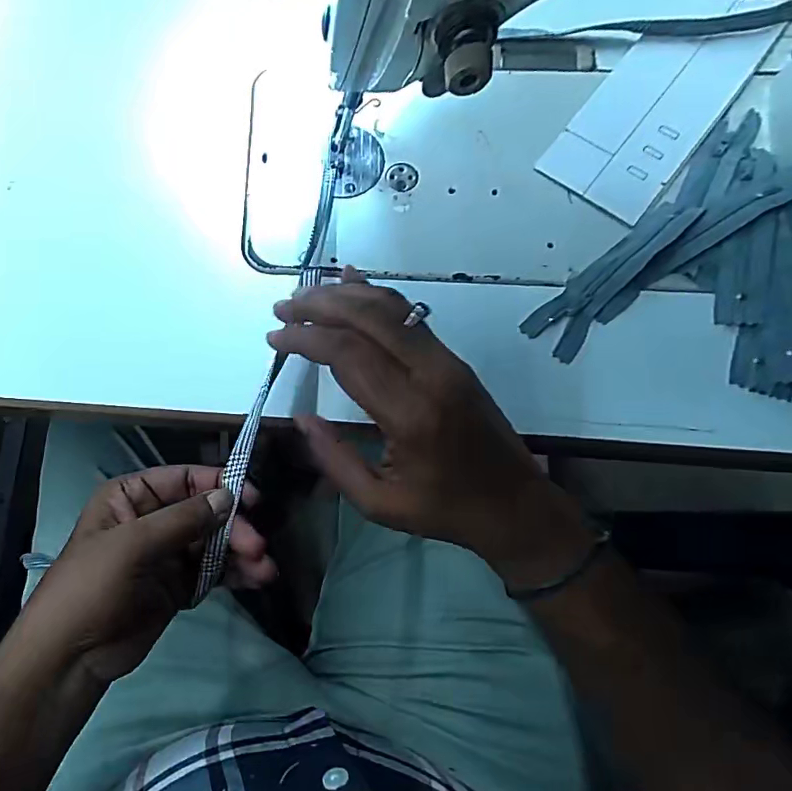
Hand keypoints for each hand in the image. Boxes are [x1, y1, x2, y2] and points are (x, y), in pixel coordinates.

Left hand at [17, 466, 271, 684]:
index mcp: (129, 497)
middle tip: (257, 548)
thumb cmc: (91, 585)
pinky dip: (233, 574)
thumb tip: (227, 497)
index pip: (181, 479)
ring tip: (265, 570)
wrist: (71, 653)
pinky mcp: (174, 588)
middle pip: (202, 512)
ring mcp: (163, 556)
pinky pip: (210, 573)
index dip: (217, 484)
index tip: (253, 499)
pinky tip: (255, 580)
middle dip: (232, 527)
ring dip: (239, 553)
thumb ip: (181, 520)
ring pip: (211, 544)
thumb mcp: (132, 544)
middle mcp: (149, 520)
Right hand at [267, 268, 592, 586]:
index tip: (274, 339)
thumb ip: (333, 459)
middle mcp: (432, 376)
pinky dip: (376, 295)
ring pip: (392, 308)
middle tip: (282, 309)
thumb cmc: (444, 510)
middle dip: (319, 306)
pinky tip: (351, 280)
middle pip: (368, 319)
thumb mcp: (377, 502)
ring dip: (344, 295)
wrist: (518, 507)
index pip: (348, 355)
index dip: (305, 339)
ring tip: (305, 296)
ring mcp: (448, 363)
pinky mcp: (454, 360)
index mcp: (410, 414)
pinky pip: (410, 315)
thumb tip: (301, 418)